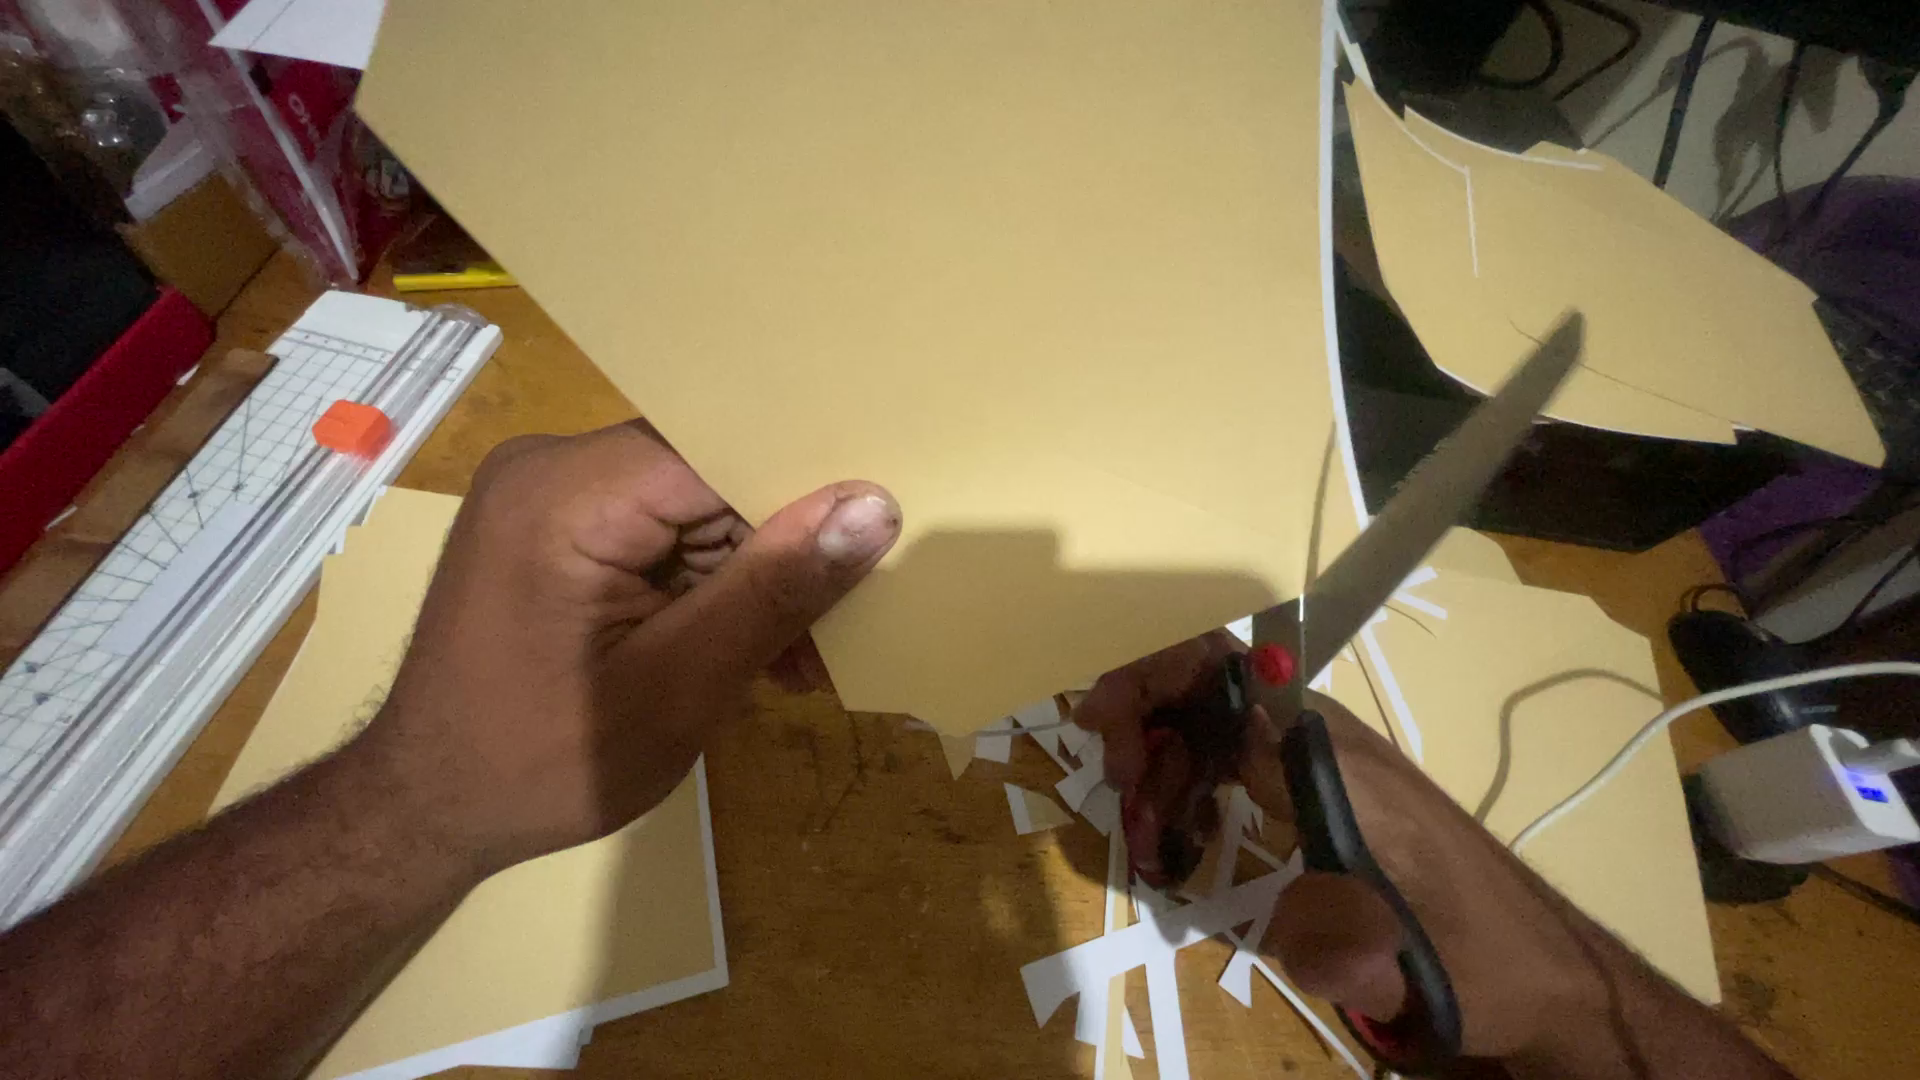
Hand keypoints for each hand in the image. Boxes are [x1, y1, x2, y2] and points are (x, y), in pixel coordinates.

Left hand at [355, 421, 900, 873]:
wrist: (426, 811)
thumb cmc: (546, 764)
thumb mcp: (681, 686)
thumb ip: (774, 589)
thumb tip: (872, 507)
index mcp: (567, 493)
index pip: (722, 453)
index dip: (802, 495)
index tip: (867, 552)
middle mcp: (555, 467)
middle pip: (713, 476)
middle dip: (781, 550)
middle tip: (834, 624)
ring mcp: (555, 495)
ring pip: (701, 507)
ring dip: (754, 577)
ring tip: (795, 655)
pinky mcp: (564, 527)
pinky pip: (668, 532)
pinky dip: (713, 584)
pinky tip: (745, 644)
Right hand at [1073, 632, 1612, 1061]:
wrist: (1549, 971)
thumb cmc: (1478, 954)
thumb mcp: (1396, 950)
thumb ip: (1329, 923)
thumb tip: (1266, 888)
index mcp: (1319, 749)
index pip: (1215, 670)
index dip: (1146, 679)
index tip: (1100, 724)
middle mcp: (1306, 733)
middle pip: (1196, 690)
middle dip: (1140, 732)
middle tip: (1124, 799)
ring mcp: (1306, 754)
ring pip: (1204, 725)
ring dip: (1161, 771)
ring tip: (1151, 841)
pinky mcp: (1307, 780)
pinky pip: (1226, 755)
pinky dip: (1189, 786)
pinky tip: (1186, 836)